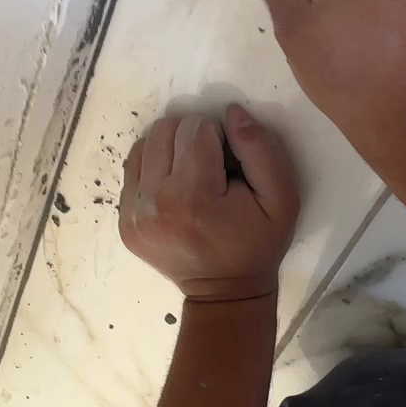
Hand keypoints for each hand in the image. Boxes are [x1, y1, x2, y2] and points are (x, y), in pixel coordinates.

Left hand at [118, 105, 299, 302]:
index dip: (219, 138)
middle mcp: (154, 202)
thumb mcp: (282, 198)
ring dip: (170, 149)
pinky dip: (155, 167)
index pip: (196, 128)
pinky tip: (174, 187)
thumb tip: (231, 113)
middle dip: (192, 138)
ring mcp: (133, 213)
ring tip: (191, 174)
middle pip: (166, 129)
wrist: (224, 293)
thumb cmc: (257, 244)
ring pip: (146, 143)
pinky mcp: (123, 220)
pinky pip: (133, 167)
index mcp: (193, 196)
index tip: (229, 166)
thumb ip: (261, 149)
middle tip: (211, 167)